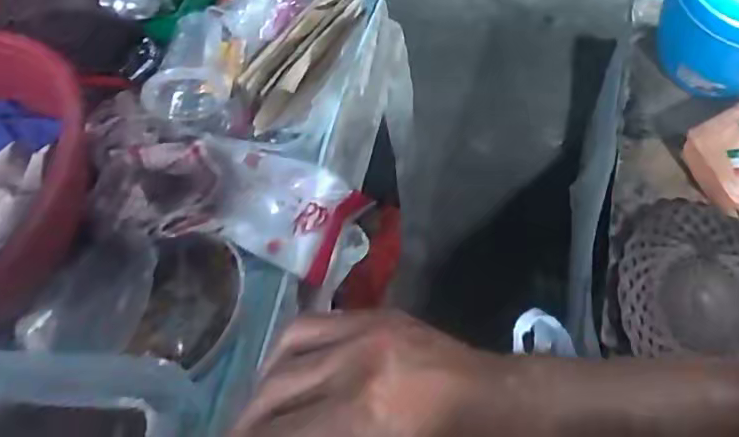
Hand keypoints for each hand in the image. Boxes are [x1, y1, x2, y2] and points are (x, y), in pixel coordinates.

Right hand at [230, 312, 502, 436]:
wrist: (492, 399)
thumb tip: (284, 434)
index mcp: (362, 415)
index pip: (279, 435)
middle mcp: (355, 363)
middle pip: (273, 396)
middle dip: (245, 424)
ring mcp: (365, 329)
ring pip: (285, 353)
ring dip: (258, 389)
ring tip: (248, 417)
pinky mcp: (375, 314)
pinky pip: (314, 325)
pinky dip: (285, 350)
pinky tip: (276, 374)